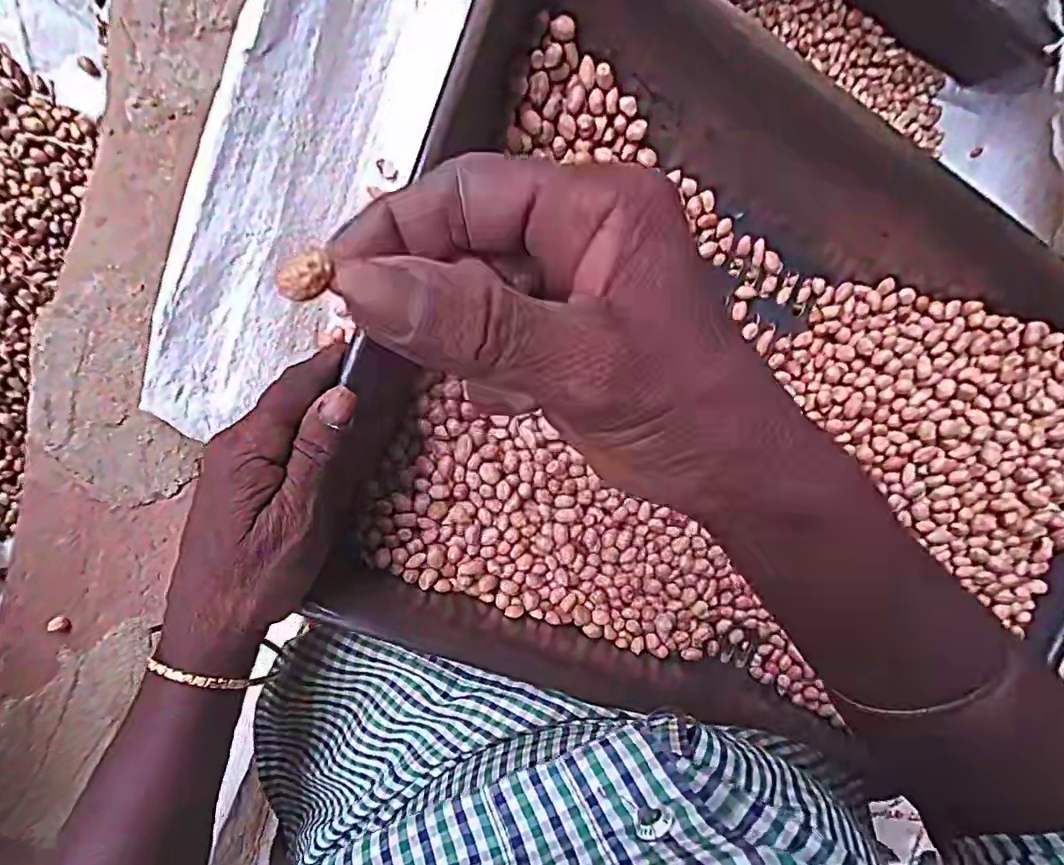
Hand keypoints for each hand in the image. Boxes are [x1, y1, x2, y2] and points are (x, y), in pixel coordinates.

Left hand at [162, 347, 356, 673]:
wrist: (208, 622)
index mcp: (247, 447)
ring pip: (276, 418)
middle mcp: (231, 444)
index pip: (293, 388)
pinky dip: (299, 427)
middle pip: (282, 397)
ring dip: (311, 401)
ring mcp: (227, 463)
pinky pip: (270, 439)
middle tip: (364, 362)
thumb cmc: (258, 576)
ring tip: (350, 389)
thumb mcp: (298, 518)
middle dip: (321, 376)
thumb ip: (318, 455)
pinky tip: (320, 433)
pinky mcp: (231, 481)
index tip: (362, 341)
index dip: (329, 363)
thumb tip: (340, 395)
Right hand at [327, 153, 810, 514]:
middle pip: (464, 242)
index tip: (337, 276)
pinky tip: (519, 401)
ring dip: (462, 344)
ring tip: (505, 388)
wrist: (727, 472)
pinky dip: (485, 371)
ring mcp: (567, 287)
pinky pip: (490, 335)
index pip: (470, 193)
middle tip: (377, 337)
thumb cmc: (684, 412)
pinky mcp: (558, 333)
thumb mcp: (577, 365)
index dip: (396, 230)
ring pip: (471, 295)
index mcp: (599, 209)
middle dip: (425, 296)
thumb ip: (474, 324)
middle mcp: (580, 236)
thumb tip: (366, 287)